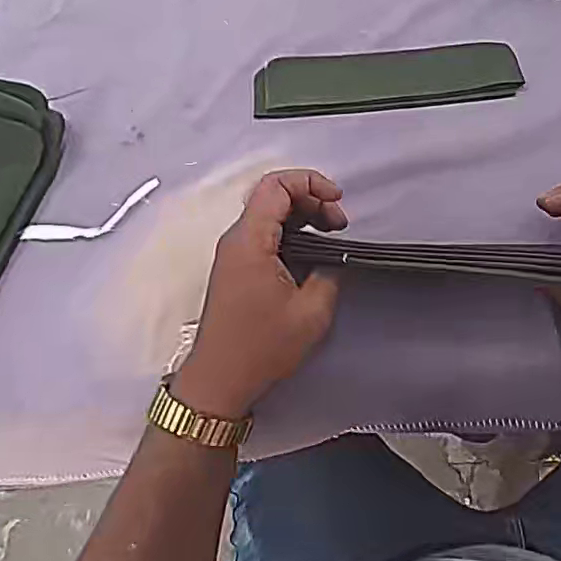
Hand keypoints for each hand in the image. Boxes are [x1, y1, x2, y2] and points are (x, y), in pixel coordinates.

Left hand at [171, 170, 348, 419]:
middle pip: (272, 195)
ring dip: (303, 216)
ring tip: (332, 235)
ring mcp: (234, 254)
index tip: (337, 201)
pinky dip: (292, 232)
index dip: (310, 182)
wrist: (221, 379)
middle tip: (340, 225)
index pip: (275, 186)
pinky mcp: (237, 268)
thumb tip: (333, 257)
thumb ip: (329, 273)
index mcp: (250, 241)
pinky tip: (313, 251)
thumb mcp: (312, 311)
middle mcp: (237, 240)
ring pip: (269, 214)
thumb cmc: (263, 346)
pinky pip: (265, 234)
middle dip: (311, 199)